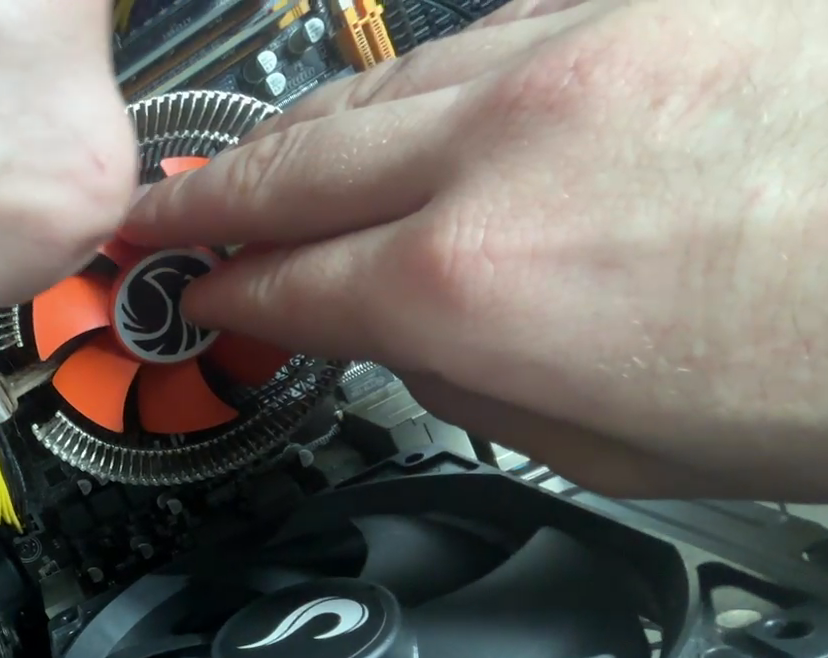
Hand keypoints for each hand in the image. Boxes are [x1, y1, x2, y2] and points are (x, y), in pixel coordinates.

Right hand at [122, 0, 827, 497]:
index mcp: (468, 288)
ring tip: (245, 167)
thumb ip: (472, 387)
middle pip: (290, 168)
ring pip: (373, 92)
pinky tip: (391, 114)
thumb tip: (411, 348)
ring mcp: (594, 51)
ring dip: (290, 140)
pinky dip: (411, 90)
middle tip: (151, 213)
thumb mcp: (615, 444)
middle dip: (202, 198)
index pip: (279, 286)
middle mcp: (504, 152)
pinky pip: (488, 42)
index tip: (184, 301)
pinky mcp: (676, 0)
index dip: (215, 298)